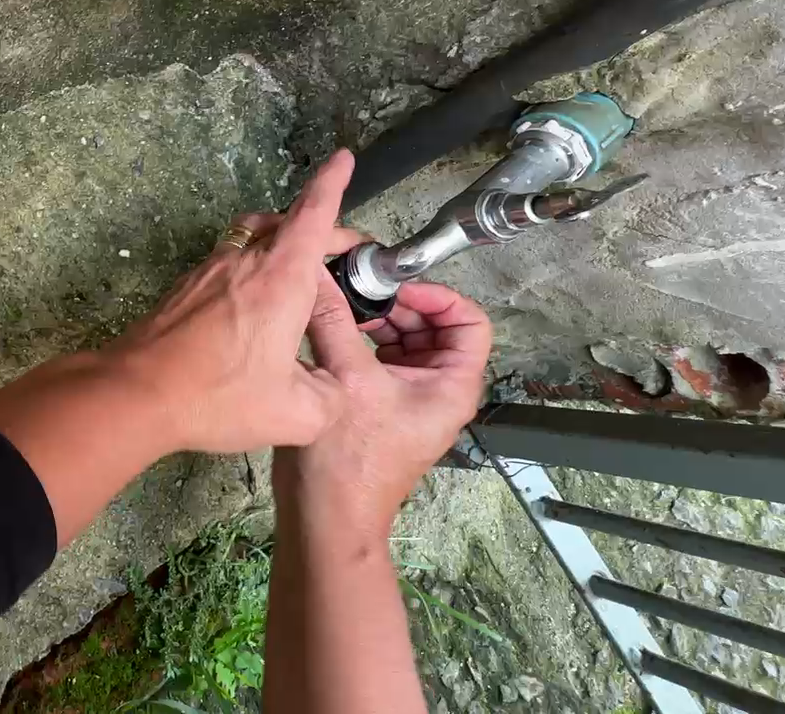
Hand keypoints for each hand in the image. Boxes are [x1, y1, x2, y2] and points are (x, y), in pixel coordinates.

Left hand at [106, 149, 368, 454]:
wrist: (137, 391)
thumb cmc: (218, 396)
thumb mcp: (297, 413)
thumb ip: (331, 394)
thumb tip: (332, 385)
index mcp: (279, 277)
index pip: (311, 214)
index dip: (331, 183)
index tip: (342, 157)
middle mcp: (242, 261)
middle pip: (283, 224)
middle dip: (317, 229)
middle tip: (342, 256)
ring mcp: (207, 270)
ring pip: (251, 240)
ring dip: (279, 248)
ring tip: (300, 283)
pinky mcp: (184, 287)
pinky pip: (226, 263)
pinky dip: (250, 270)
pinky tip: (255, 311)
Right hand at [276, 278, 491, 542]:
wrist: (325, 512)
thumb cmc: (351, 457)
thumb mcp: (346, 378)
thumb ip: (333, 319)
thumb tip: (316, 271)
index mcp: (450, 384)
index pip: (468, 321)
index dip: (435, 296)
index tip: (392, 284)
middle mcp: (433, 386)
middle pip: (428, 325)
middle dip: (394, 302)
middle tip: (353, 288)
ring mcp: (403, 393)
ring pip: (398, 337)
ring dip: (370, 317)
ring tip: (334, 306)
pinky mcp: (374, 399)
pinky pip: (373, 354)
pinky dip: (354, 335)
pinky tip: (324, 328)